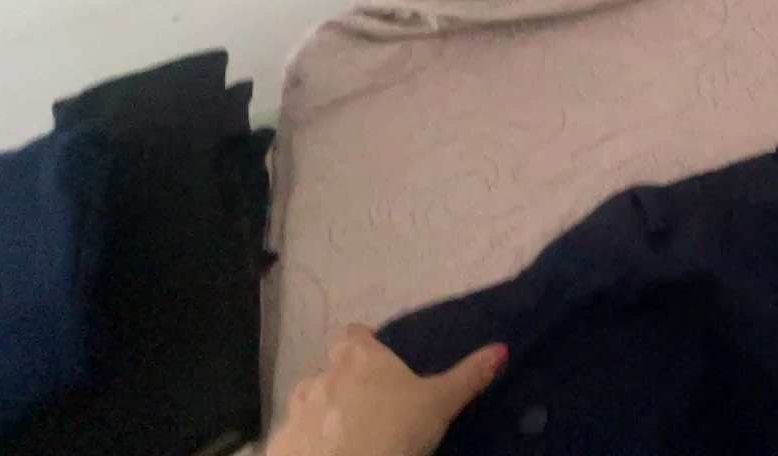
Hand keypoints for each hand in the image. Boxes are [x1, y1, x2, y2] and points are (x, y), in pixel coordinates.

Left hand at [267, 326, 506, 455]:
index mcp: (356, 358)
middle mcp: (318, 380)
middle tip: (369, 405)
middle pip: (326, 371)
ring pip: (305, 410)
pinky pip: (290, 446)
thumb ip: (469, 374)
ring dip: (320, 419)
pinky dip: (304, 452)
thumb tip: (502, 348)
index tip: (377, 357)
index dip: (362, 342)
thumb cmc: (393, 434)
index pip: (351, 334)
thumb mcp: (440, 404)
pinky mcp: (274, 455)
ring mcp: (290, 420)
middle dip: (341, 384)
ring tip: (347, 441)